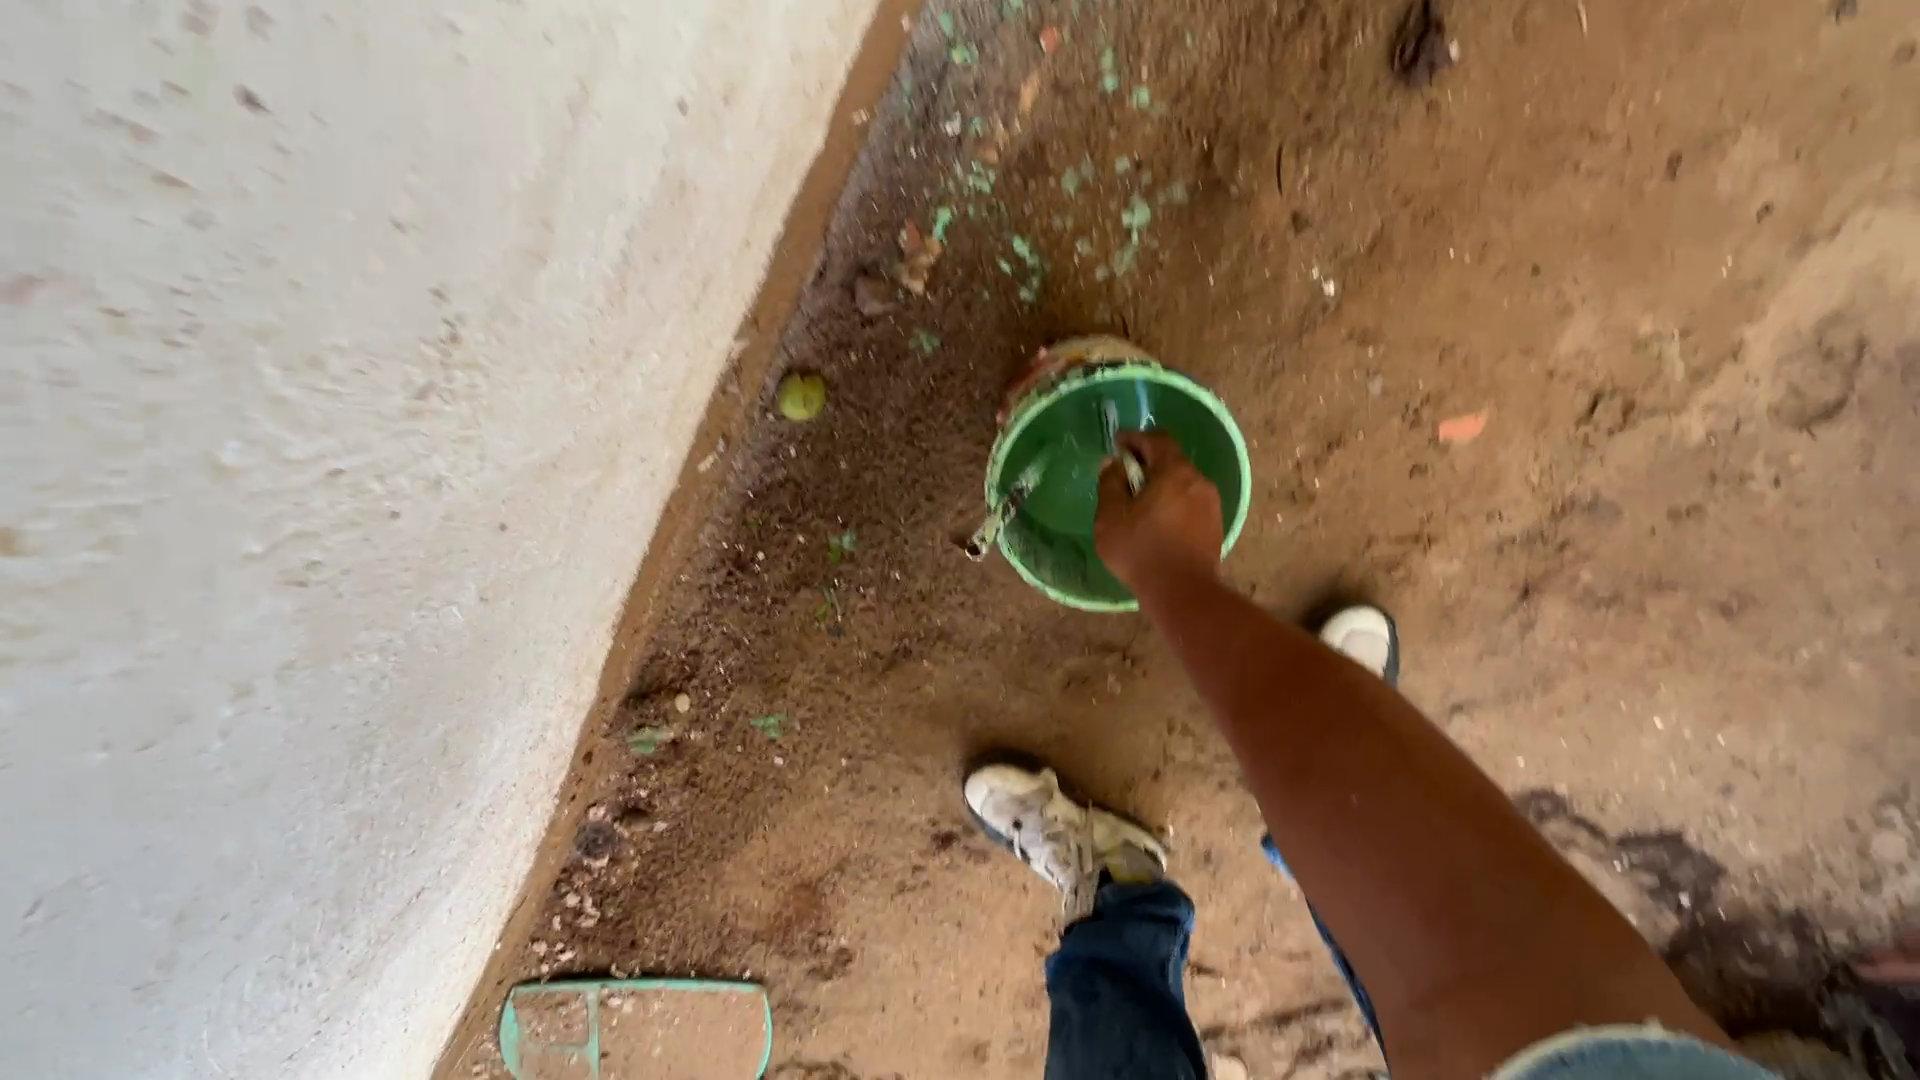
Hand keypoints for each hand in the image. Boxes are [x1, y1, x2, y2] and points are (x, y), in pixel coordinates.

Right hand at [1094, 431, 1223, 593]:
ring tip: (1139, 501)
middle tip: (1125, 474)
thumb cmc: (1141, 550)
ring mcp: (1210, 503)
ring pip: (1182, 482)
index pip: (1157, 439)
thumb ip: (1111, 483)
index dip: (1135, 438)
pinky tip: (1157, 521)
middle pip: (1172, 460)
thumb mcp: (1111, 516)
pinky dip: (1172, 502)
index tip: (1117, 444)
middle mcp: (1198, 480)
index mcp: (1174, 471)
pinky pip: (1189, 502)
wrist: (1183, 591)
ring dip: (1161, 484)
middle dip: (1148, 462)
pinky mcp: (1213, 525)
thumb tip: (1114, 464)